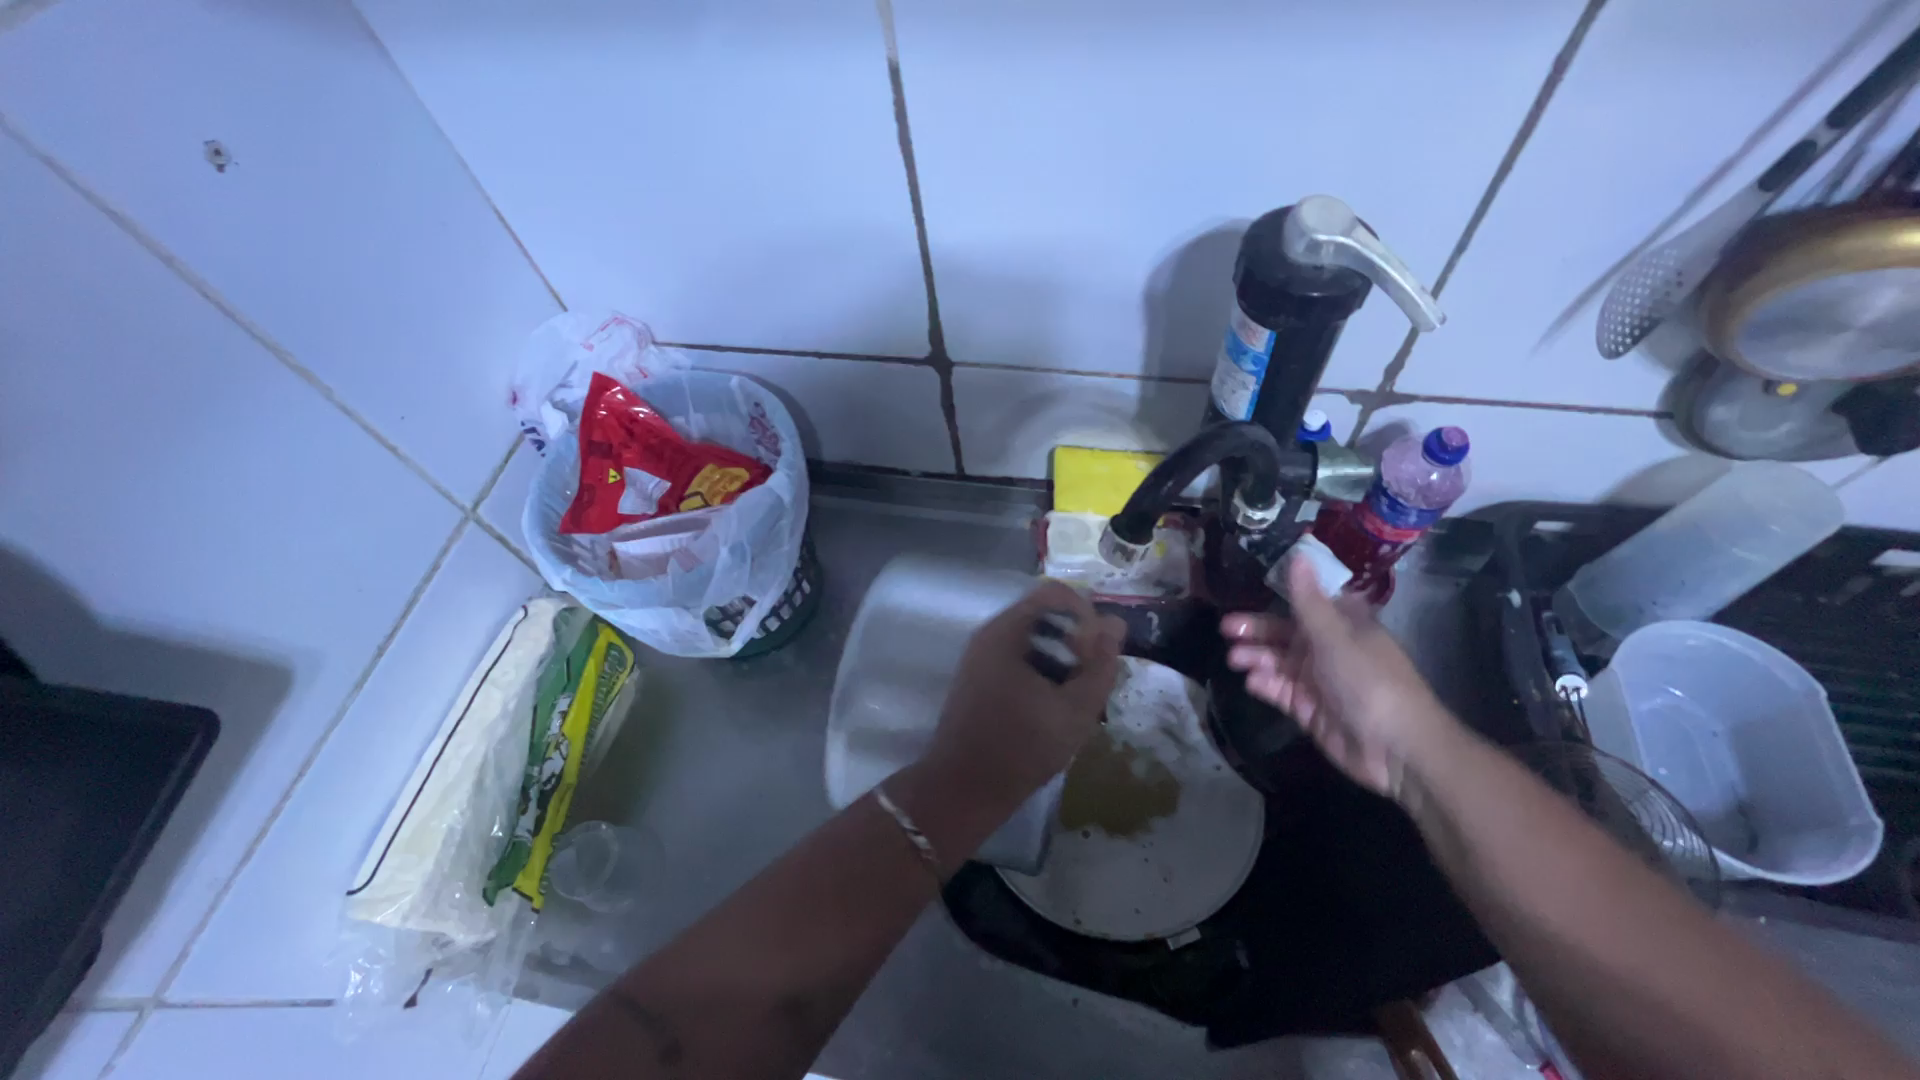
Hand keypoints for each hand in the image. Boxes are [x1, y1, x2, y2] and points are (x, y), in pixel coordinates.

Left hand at [924, 580, 1125, 811]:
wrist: (963, 788)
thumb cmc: (1022, 748)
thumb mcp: (1075, 711)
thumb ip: (1099, 665)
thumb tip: (1114, 626)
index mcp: (1010, 631)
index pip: (1058, 594)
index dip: (1087, 615)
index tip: (1099, 653)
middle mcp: (991, 633)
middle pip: (1045, 614)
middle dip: (1076, 639)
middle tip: (1092, 677)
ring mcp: (981, 655)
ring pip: (1033, 638)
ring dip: (1061, 658)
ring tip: (1076, 695)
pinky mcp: (979, 676)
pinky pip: (1018, 656)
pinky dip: (1041, 670)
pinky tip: (1053, 705)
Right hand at [1221, 555, 1459, 800]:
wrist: (1395, 747)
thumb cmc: (1368, 681)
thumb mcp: (1334, 636)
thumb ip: (1308, 600)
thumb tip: (1298, 554)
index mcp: (1343, 626)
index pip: (1307, 604)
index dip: (1278, 598)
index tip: (1246, 593)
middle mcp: (1330, 649)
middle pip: (1286, 633)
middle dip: (1257, 631)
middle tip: (1225, 629)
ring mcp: (1319, 680)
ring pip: (1279, 662)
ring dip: (1256, 657)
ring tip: (1233, 659)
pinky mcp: (1309, 709)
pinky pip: (1281, 690)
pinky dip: (1265, 684)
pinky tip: (1251, 681)